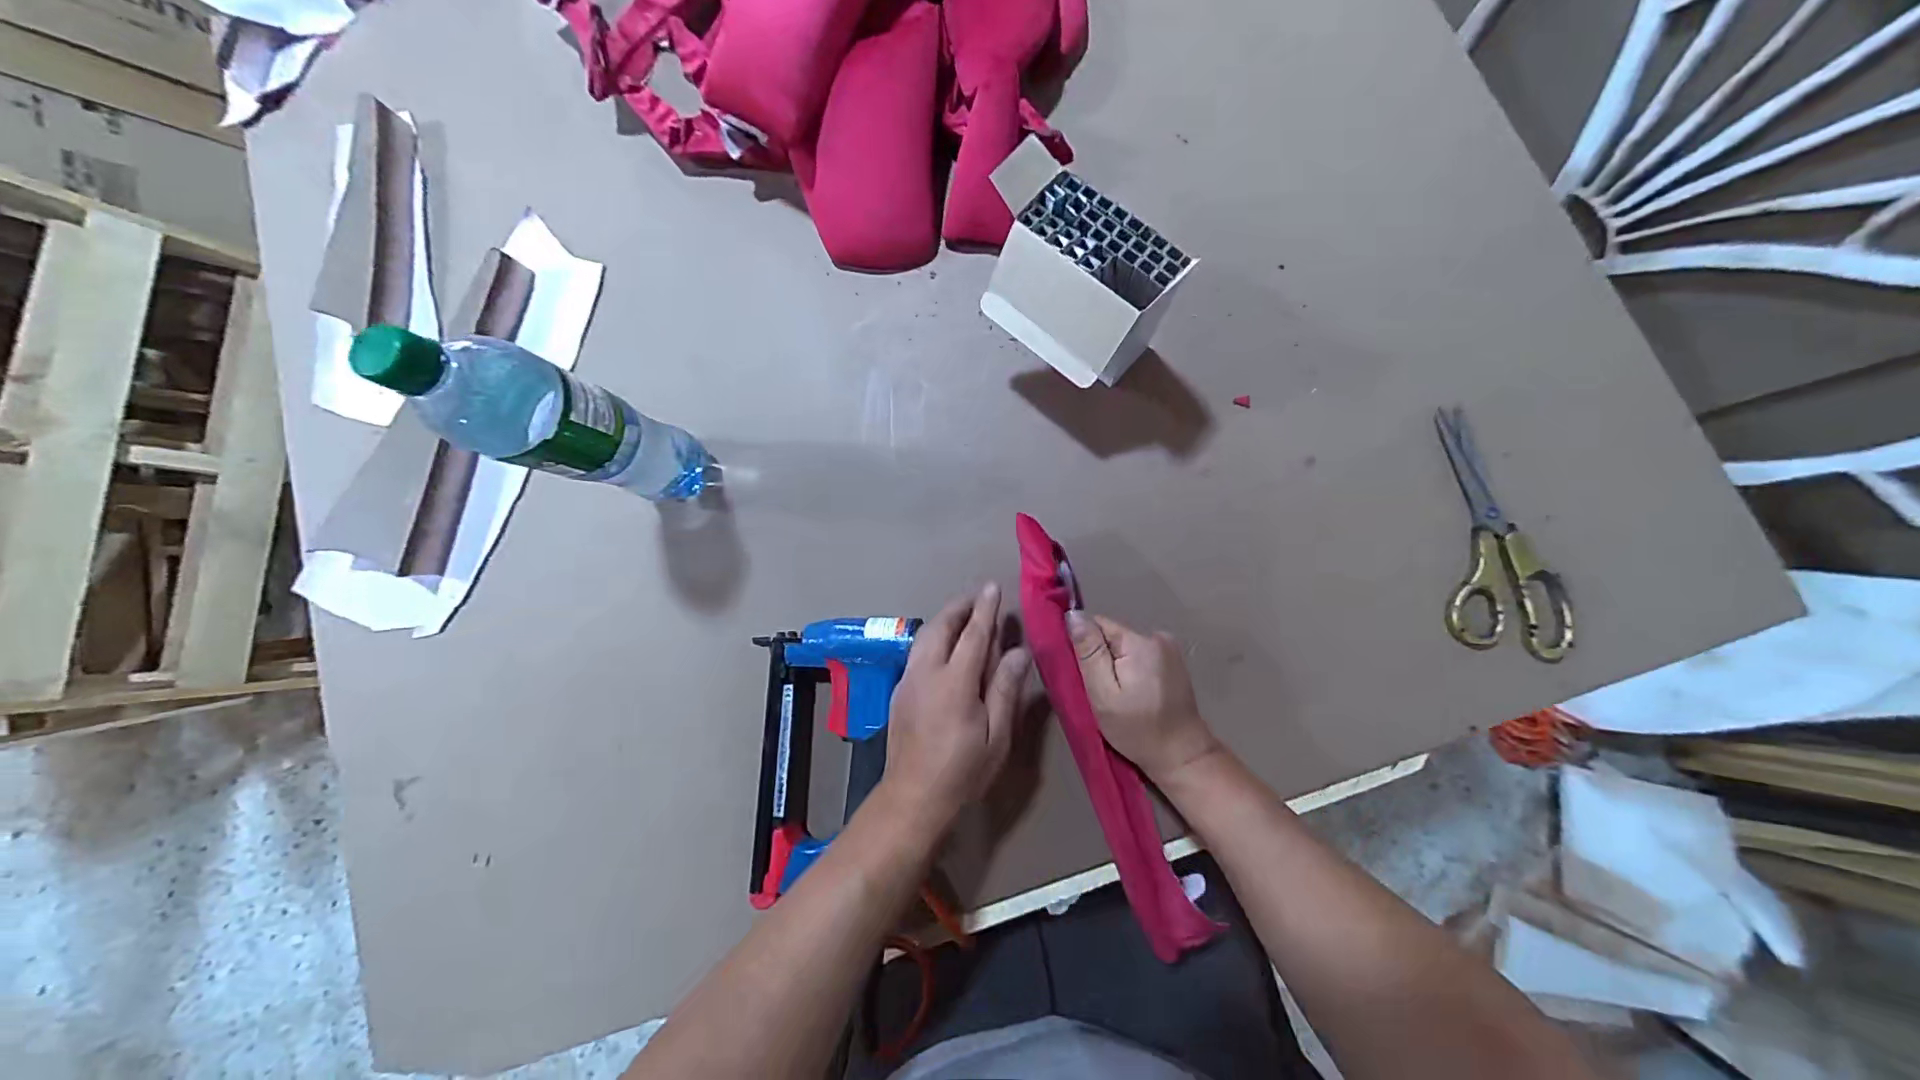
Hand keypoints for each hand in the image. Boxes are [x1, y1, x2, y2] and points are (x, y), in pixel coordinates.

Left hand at [881, 583, 1031, 830]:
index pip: (973, 634)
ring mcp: (908, 681)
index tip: (993, 587)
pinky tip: (944, 646)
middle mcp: (926, 673)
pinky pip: (917, 651)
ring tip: (963, 615)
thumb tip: (1018, 652)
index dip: (985, 609)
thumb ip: (1006, 689)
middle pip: (941, 626)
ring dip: (945, 620)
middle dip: (960, 607)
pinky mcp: (899, 692)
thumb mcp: (996, 735)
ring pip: (924, 637)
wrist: (912, 796)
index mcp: (955, 682)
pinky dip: (933, 637)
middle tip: (978, 597)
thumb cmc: (962, 770)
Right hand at [1068, 611, 1221, 782]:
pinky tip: (1132, 694)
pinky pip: (1139, 656)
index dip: (1083, 646)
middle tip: (1098, 690)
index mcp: (1139, 641)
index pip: (1097, 624)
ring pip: (1124, 646)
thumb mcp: (1103, 694)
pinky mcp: (1173, 663)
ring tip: (1116, 695)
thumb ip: (1089, 652)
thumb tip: (1073, 615)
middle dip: (1100, 657)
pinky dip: (1130, 670)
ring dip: (1115, 665)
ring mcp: (1169, 649)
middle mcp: (1157, 636)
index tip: (1081, 673)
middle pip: (1112, 634)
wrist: (1182, 756)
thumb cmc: (1137, 729)